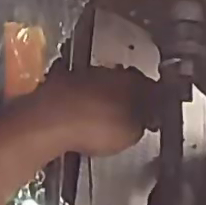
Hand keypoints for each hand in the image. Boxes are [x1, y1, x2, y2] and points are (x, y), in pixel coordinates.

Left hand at [23, 66, 153, 156]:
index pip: (152, 86)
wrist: (49, 121)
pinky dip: (83, 102)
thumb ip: (142, 122)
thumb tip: (146, 118)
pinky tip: (82, 116)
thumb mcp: (130, 133)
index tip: (156, 112)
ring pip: (101, 84)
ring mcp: (82, 75)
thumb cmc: (96, 126)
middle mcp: (108, 72)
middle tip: (133, 115)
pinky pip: (79, 92)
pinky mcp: (59, 83)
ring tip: (106, 117)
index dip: (156, 100)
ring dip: (105, 97)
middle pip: (125, 81)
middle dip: (130, 96)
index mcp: (131, 80)